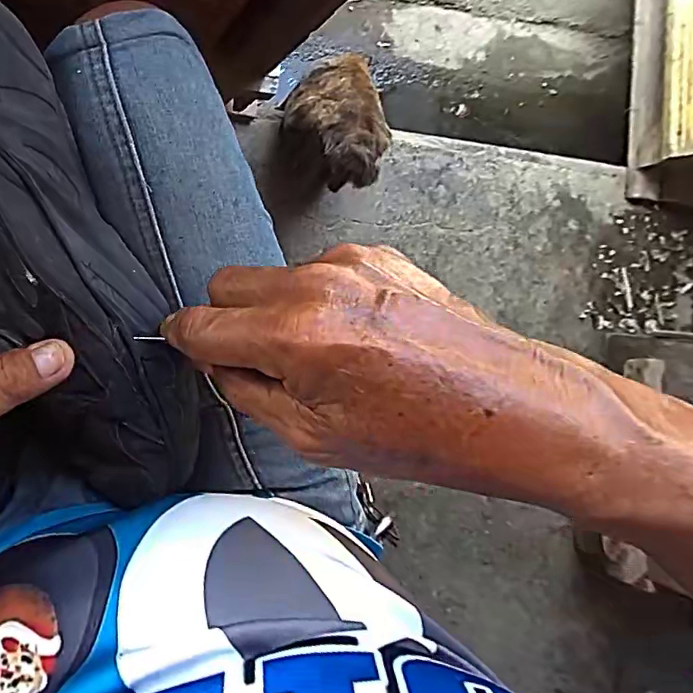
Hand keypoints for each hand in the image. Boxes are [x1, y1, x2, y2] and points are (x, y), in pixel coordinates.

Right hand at [162, 244, 644, 508]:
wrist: (511, 406)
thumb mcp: (316, 438)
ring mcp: (347, 262)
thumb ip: (249, 393)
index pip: (201, 322)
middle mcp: (315, 285)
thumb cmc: (428, 433)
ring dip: (271, 309)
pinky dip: (314, 298)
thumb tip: (220, 367)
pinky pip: (315, 270)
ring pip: (270, 275)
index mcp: (295, 335)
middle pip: (225, 282)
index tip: (180, 341)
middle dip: (224, 318)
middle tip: (249, 355)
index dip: (182, 337)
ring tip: (317, 352)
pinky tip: (350, 333)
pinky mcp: (374, 254)